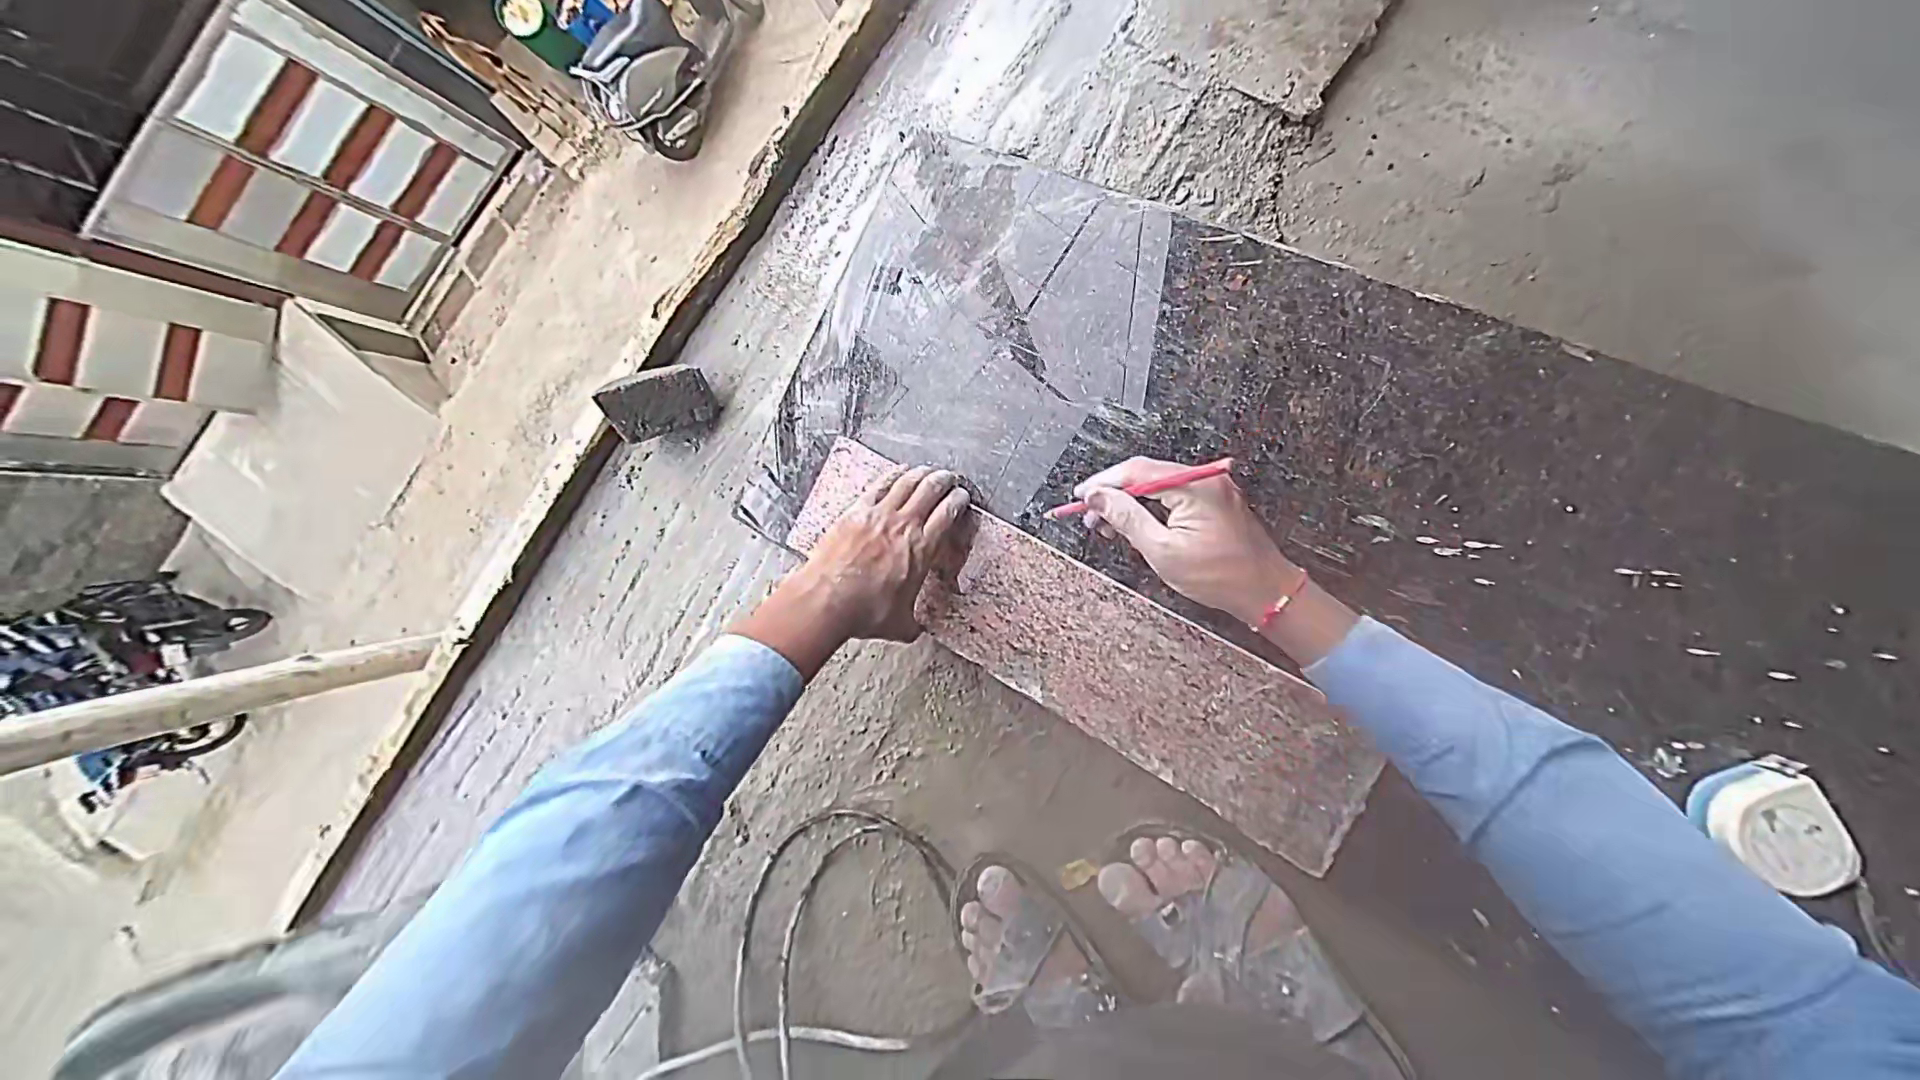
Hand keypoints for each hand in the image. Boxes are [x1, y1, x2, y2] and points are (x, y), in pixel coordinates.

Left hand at [736, 466, 970, 676]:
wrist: (826, 600)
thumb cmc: (863, 612)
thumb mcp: (900, 624)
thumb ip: (913, 622)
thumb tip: (916, 629)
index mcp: (922, 549)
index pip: (948, 514)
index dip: (959, 501)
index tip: (962, 497)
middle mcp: (904, 525)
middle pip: (931, 489)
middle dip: (945, 481)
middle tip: (950, 479)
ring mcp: (879, 515)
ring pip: (907, 482)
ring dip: (922, 473)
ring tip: (929, 471)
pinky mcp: (856, 512)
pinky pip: (880, 485)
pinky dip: (893, 475)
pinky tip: (898, 472)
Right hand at [1076, 457, 1297, 625]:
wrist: (1264, 590)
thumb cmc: (1221, 576)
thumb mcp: (1162, 550)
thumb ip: (1126, 518)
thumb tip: (1099, 497)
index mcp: (1193, 485)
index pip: (1135, 472)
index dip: (1102, 483)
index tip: (1081, 497)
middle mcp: (1203, 478)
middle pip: (1144, 474)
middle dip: (1113, 493)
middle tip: (1090, 515)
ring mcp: (1209, 487)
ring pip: (1155, 485)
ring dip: (1128, 501)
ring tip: (1107, 524)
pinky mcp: (1211, 499)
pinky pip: (1171, 494)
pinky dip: (1148, 507)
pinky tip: (1133, 523)